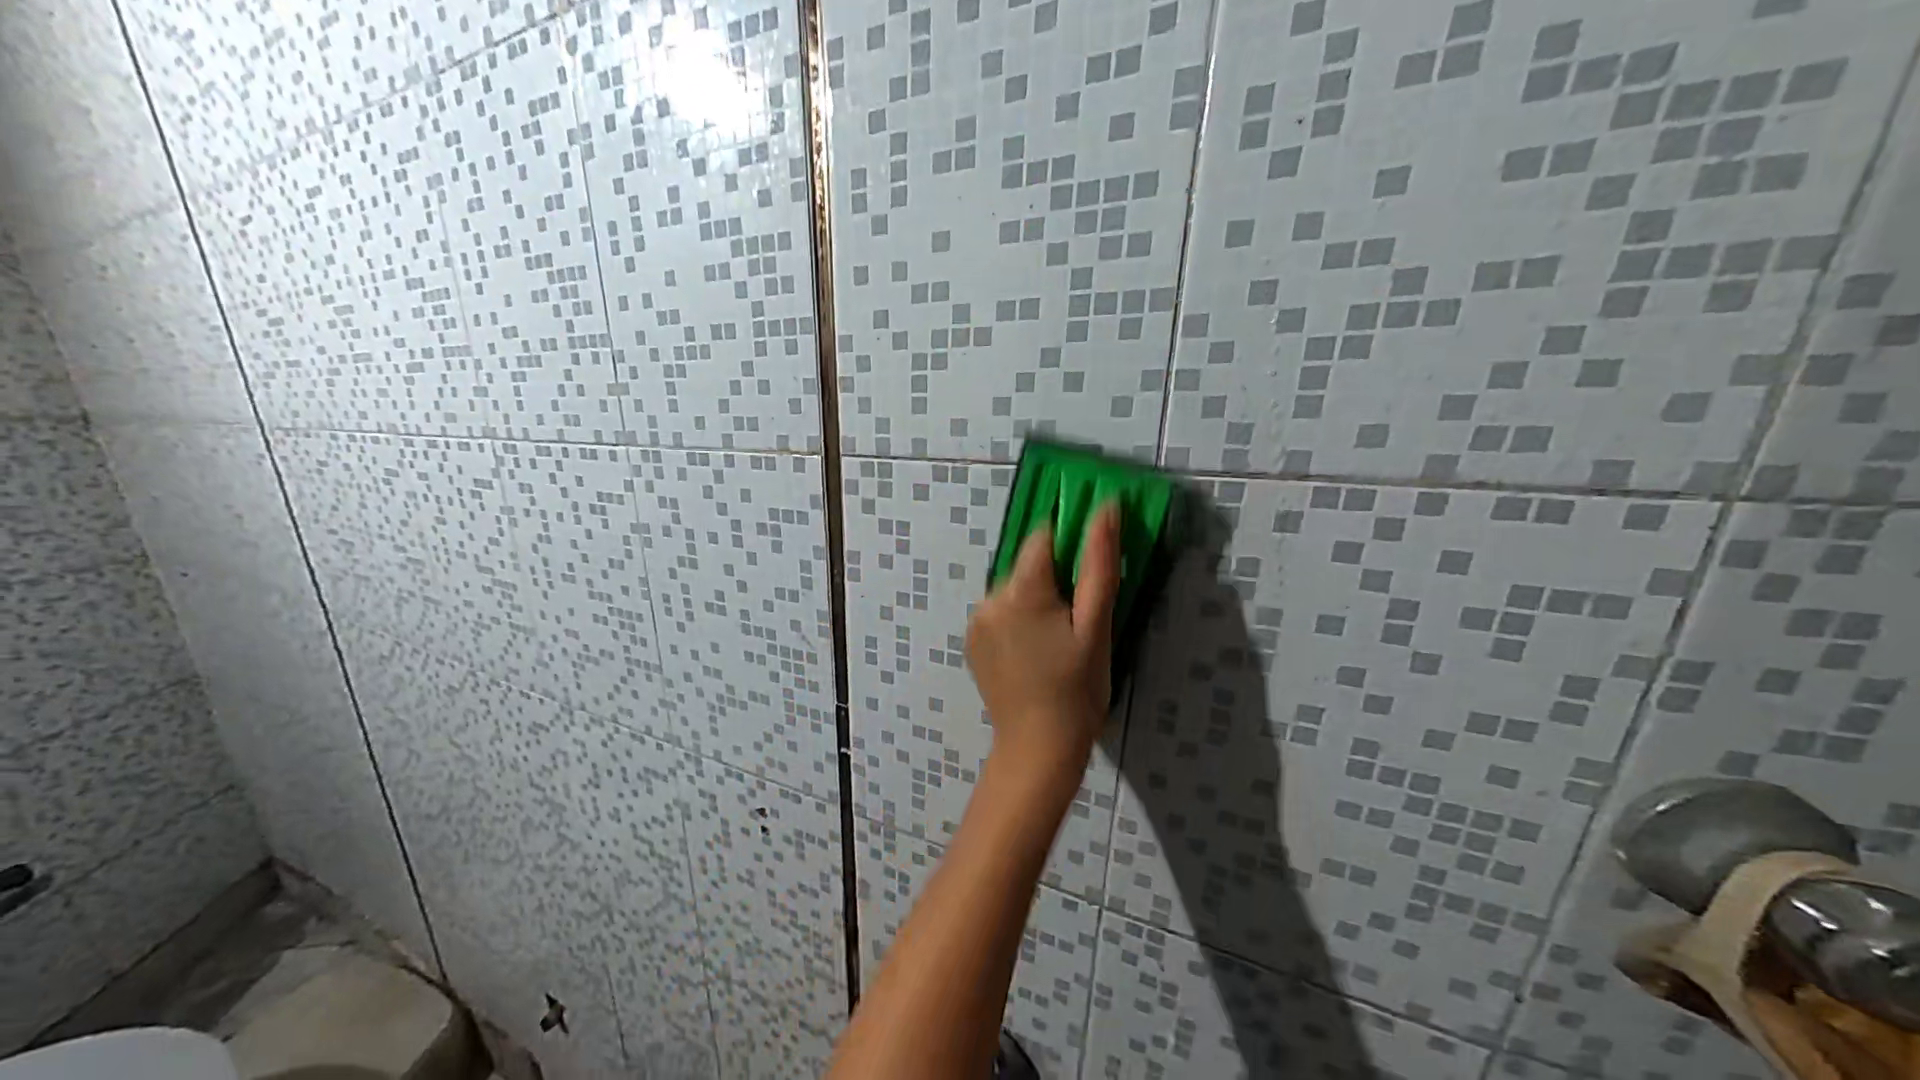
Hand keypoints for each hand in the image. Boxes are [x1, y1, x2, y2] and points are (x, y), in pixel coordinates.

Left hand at [966, 502, 1121, 770]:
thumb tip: (1106, 508)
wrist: (1038, 748)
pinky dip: (1017, 619)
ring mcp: (976, 621)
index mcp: (1021, 589)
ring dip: (1035, 599)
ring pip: (1013, 588)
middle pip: (1027, 563)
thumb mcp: (1097, 626)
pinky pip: (998, 612)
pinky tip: (1034, 651)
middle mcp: (990, 597)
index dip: (1069, 542)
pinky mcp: (971, 641)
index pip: (1043, 535)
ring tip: (1057, 640)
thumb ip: (1099, 563)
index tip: (1087, 570)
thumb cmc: (1078, 689)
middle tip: (1078, 619)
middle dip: (1054, 578)